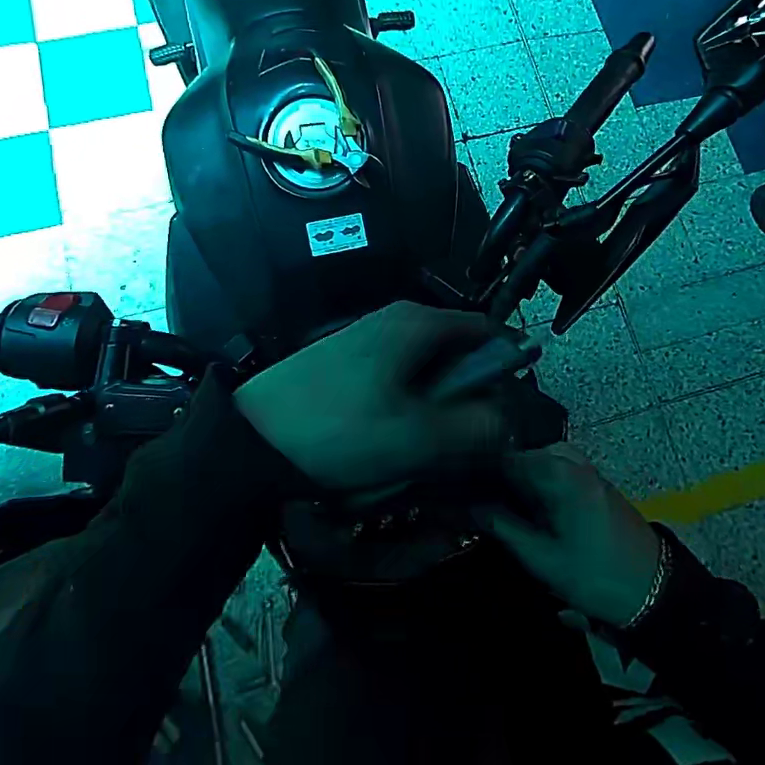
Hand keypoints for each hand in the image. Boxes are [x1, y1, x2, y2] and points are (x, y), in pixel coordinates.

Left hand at [233, 302, 515, 493]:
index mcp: (416, 323)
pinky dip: (408, 404)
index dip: (508, 365)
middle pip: (455, 350)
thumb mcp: (417, 436)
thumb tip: (508, 419)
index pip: (485, 330)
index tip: (513, 407)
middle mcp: (393, 319)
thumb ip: (476, 427)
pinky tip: (393, 437)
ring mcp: (366, 337)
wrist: (252, 438)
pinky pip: (396, 377)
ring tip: (427, 444)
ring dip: (436, 404)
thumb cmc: (339, 430)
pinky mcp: (346, 359)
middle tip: (467, 437)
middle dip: (469, 392)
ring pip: (425, 369)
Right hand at [474, 444, 662, 626]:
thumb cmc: (594, 574)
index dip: (485, 471)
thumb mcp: (542, 557)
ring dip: (523, 479)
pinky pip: (559, 470)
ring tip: (506, 506)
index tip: (466, 488)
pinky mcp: (596, 485)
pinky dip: (541, 483)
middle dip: (504, 474)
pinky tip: (531, 508)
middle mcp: (574, 463)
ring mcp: (588, 472)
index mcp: (560, 474)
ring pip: (543, 462)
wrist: (654, 592)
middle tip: (483, 501)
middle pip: (526, 455)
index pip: (509, 457)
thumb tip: (472, 507)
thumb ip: (504, 527)